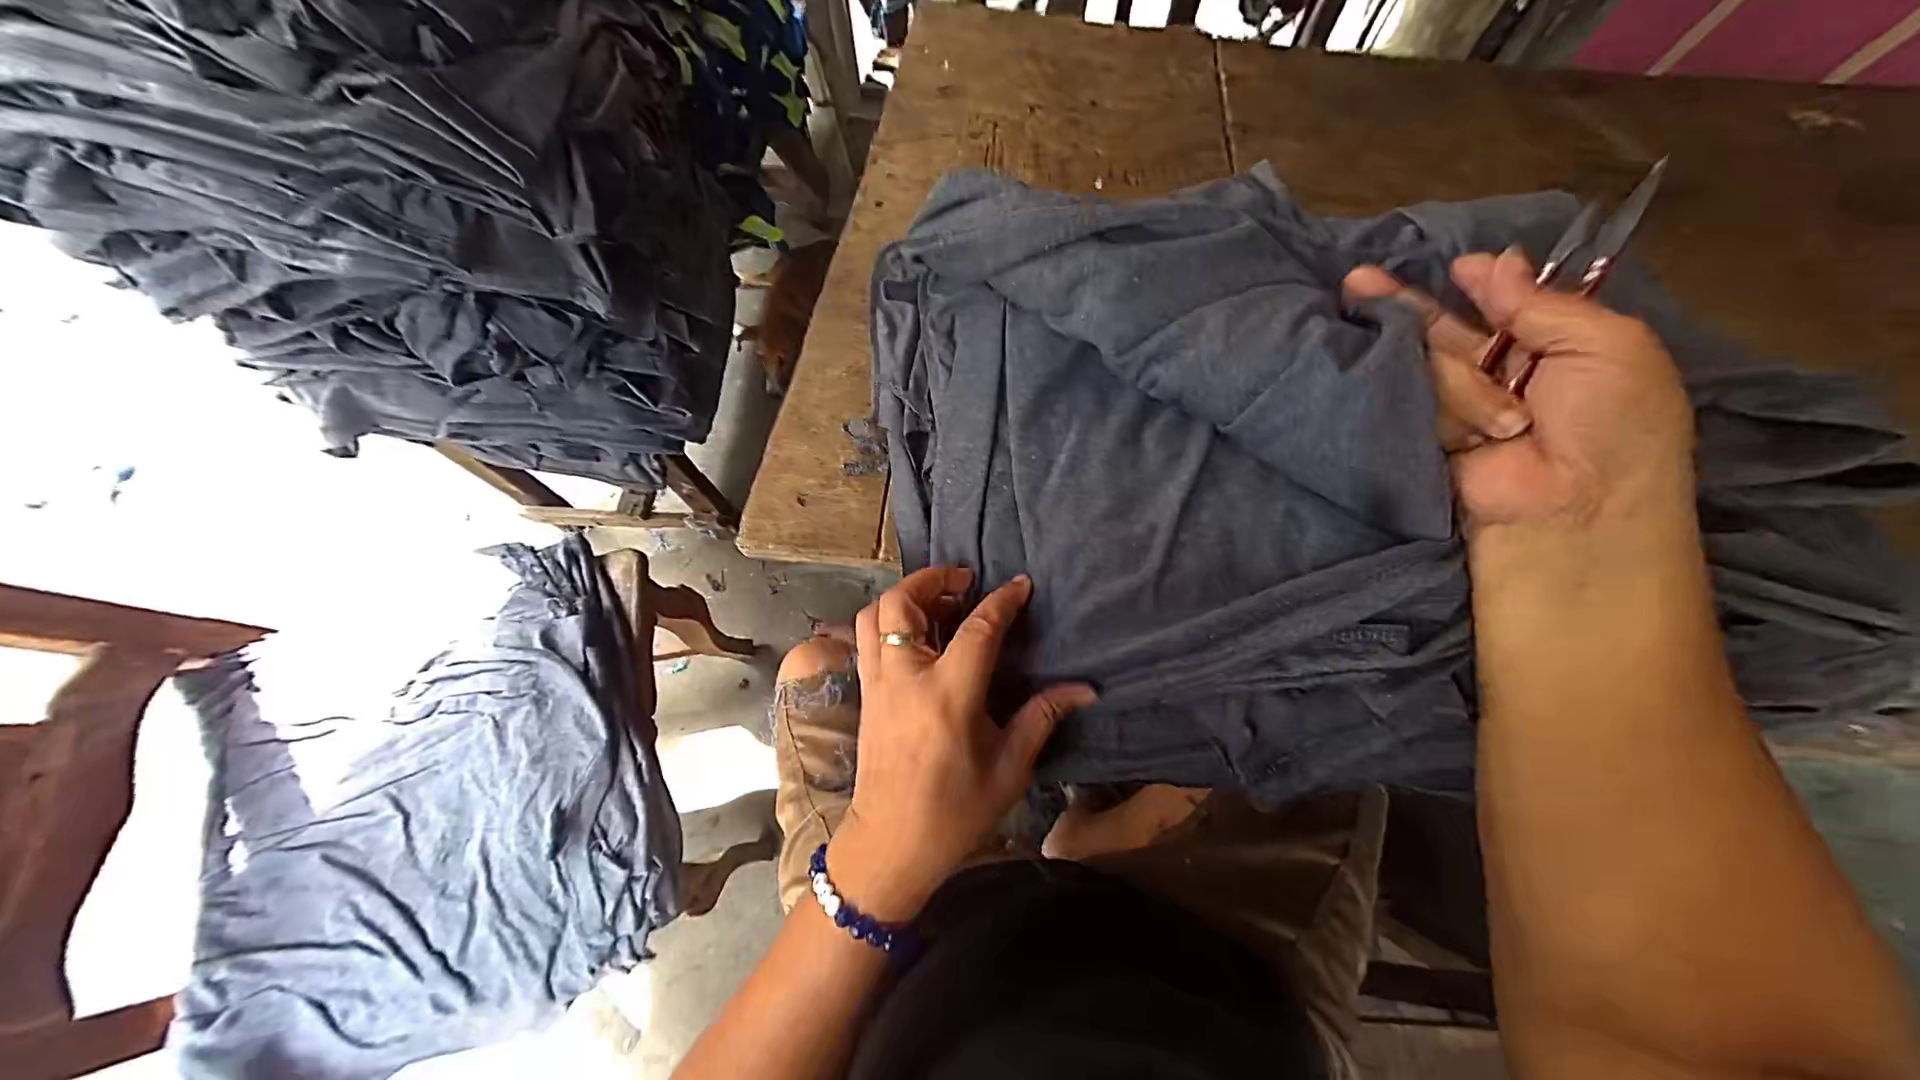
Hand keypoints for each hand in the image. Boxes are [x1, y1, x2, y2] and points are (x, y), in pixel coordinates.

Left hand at [827, 567, 1095, 919]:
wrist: (891, 845)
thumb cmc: (955, 812)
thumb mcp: (1009, 768)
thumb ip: (1041, 717)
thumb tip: (1085, 689)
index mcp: (947, 695)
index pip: (977, 629)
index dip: (1002, 601)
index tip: (1020, 585)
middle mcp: (904, 678)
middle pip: (901, 603)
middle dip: (933, 579)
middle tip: (965, 581)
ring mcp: (876, 684)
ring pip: (873, 614)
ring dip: (904, 595)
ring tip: (937, 601)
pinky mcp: (864, 694)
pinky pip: (865, 638)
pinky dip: (886, 619)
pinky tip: (914, 632)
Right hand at [1344, 248, 1694, 530]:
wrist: (1568, 510)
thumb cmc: (1609, 424)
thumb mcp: (1605, 345)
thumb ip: (1539, 303)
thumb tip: (1493, 260)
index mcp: (1552, 347)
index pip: (1502, 304)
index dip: (1477, 284)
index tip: (1455, 267)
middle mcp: (1497, 373)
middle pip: (1441, 331)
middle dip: (1404, 306)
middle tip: (1356, 279)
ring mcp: (1453, 408)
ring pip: (1428, 367)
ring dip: (1465, 390)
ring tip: (1505, 428)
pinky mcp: (1420, 437)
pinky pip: (1413, 405)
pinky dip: (1444, 416)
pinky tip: (1469, 436)